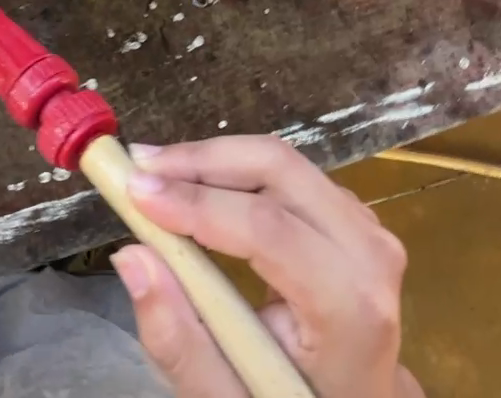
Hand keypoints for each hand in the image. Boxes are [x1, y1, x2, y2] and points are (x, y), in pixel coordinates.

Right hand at [112, 136, 423, 397]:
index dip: (197, 202)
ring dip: (209, 159)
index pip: (268, 229)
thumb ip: (178, 341)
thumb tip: (131, 257)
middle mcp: (369, 251)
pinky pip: (283, 169)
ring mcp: (364, 224)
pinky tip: (189, 184)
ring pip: (277, 160)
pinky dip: (229, 167)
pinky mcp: (347, 211)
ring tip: (151, 175)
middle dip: (198, 161)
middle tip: (136, 168)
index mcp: (352, 308)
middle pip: (277, 170)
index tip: (132, 191)